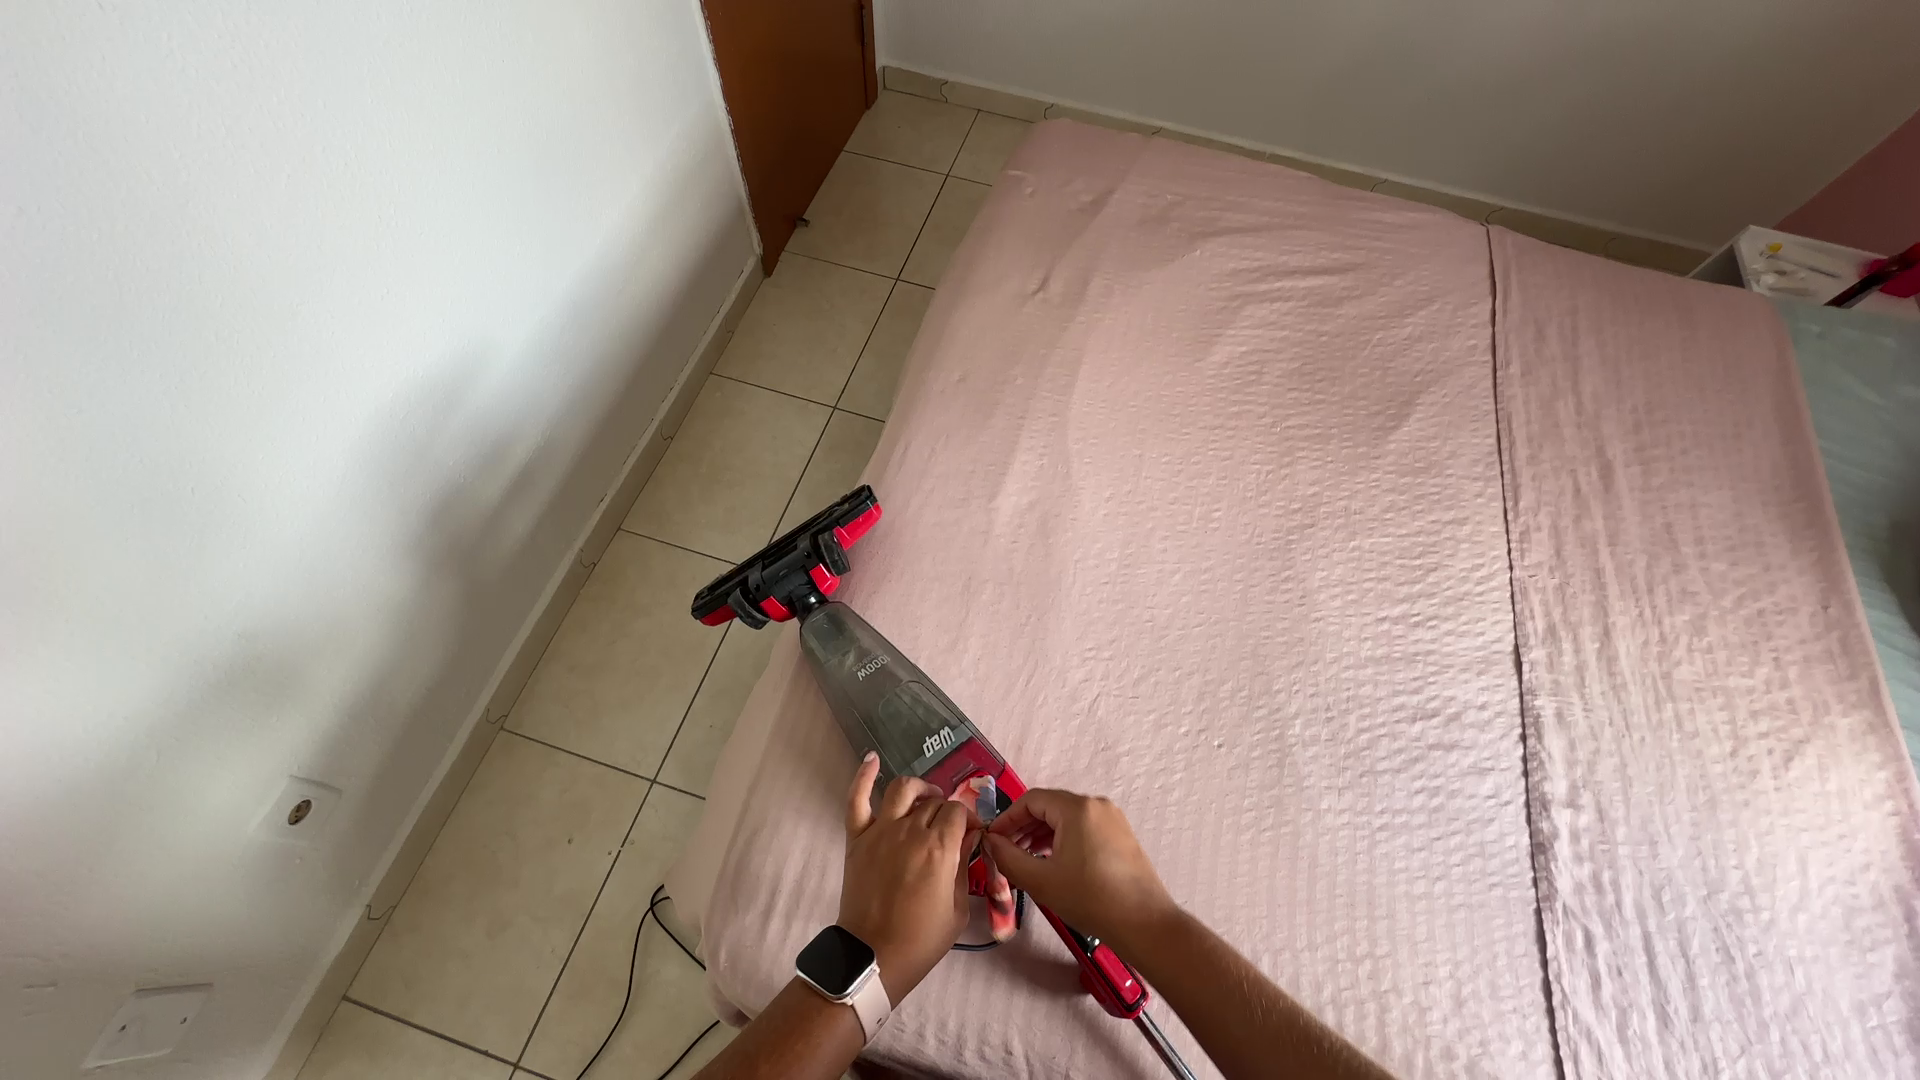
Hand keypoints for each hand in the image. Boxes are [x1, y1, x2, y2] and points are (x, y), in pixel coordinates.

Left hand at [838, 752, 978, 1002]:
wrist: (873, 957)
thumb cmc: (921, 940)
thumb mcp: (958, 908)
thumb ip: (963, 866)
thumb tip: (968, 838)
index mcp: (938, 848)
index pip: (958, 812)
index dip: (968, 819)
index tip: (971, 834)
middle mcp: (910, 830)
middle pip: (934, 802)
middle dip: (947, 810)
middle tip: (950, 827)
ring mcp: (880, 830)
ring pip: (902, 789)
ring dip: (919, 788)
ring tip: (927, 797)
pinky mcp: (858, 838)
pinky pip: (857, 799)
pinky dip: (863, 776)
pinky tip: (872, 759)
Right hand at [983, 789, 1179, 953]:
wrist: (1145, 925)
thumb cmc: (1090, 898)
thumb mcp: (1041, 880)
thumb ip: (1008, 857)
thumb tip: (990, 842)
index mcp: (1077, 807)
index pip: (1031, 800)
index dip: (1007, 818)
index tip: (992, 840)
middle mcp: (1096, 805)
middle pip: (1050, 807)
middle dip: (1024, 828)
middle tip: (1006, 852)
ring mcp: (1113, 819)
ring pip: (1067, 819)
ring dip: (1042, 835)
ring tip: (1026, 860)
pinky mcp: (1122, 836)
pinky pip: (1084, 829)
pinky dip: (1063, 841)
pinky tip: (1054, 864)